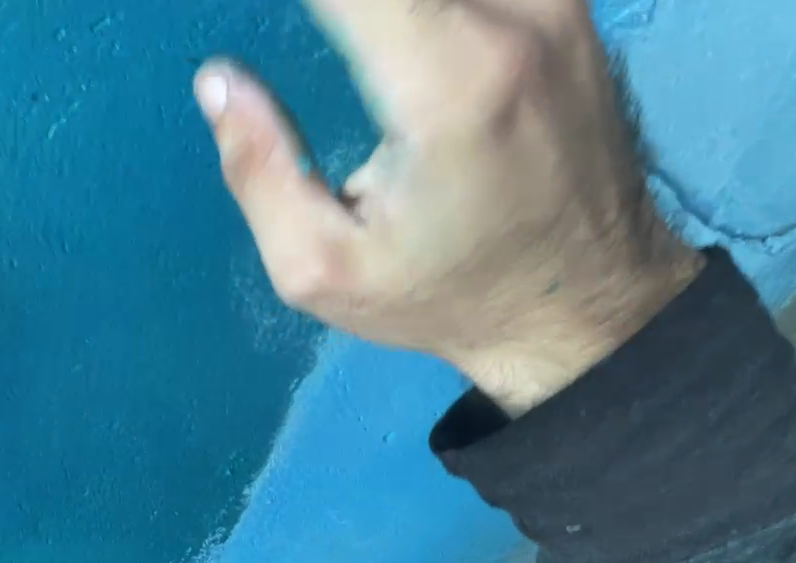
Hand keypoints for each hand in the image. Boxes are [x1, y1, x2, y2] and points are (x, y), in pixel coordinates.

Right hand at [195, 0, 702, 413]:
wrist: (579, 299)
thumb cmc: (436, 295)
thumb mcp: (316, 268)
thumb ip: (259, 171)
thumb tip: (216, 81)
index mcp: (446, 84)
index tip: (253, 23)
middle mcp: (516, 14)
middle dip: (334, 6)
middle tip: (301, 38)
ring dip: (373, 12)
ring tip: (336, 36)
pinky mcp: (570, 1)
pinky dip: (413, 11)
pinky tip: (389, 39)